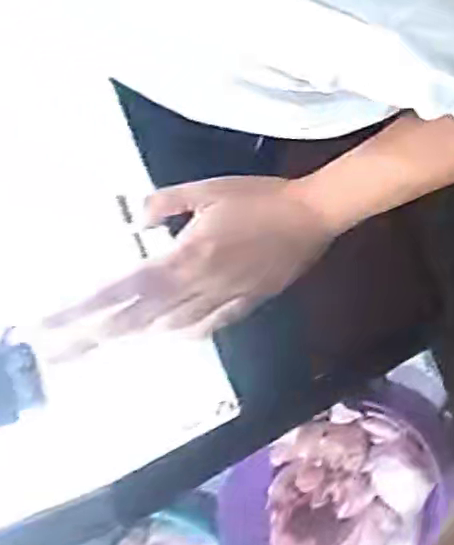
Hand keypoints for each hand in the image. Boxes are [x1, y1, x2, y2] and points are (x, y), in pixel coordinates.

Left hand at [41, 176, 342, 351]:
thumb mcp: (210, 189)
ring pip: (175, 324)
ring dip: (140, 333)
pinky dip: (191, 330)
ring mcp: (232, 290)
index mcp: (185, 256)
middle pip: (138, 319)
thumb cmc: (267, 197)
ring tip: (116, 339)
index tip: (41, 329)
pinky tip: (177, 332)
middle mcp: (202, 281)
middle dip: (92, 338)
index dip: (75, 313)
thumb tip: (139, 219)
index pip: (116, 293)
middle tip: (60, 355)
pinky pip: (218, 320)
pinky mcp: (258, 293)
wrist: (321, 208)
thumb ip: (166, 202)